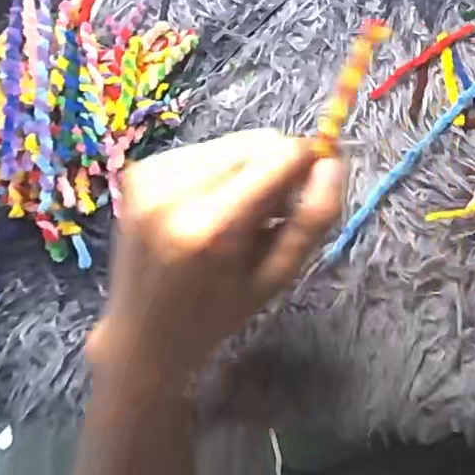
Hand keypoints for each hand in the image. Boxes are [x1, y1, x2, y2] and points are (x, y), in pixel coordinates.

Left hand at [88, 130, 344, 388]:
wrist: (141, 333)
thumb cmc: (219, 311)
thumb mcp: (278, 276)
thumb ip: (314, 218)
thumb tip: (334, 161)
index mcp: (213, 228)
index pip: (280, 153)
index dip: (306, 161)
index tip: (309, 187)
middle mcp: (175, 192)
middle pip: (258, 141)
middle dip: (276, 168)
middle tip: (268, 214)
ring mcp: (152, 176)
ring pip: (234, 141)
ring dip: (248, 169)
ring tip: (236, 214)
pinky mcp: (140, 169)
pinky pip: (206, 149)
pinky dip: (220, 171)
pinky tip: (208, 207)